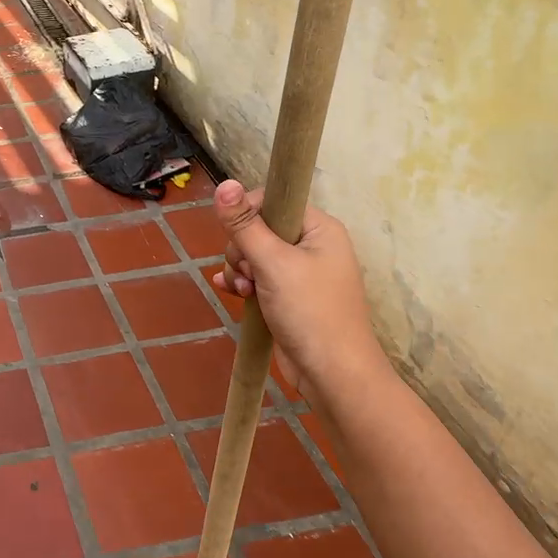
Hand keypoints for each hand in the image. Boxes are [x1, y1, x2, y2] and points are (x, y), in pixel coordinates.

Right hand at [210, 180, 384, 401]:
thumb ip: (245, 225)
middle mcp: (312, 245)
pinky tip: (229, 293)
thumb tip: (224, 184)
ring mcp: (300, 273)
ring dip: (240, 271)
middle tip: (249, 274)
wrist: (333, 374)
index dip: (248, 216)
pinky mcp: (288, 296)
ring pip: (253, 256)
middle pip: (258, 229)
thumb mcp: (273, 263)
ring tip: (244, 292)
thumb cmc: (310, 312)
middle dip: (242, 251)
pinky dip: (242, 284)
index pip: (272, 202)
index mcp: (319, 228)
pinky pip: (256, 279)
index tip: (240, 239)